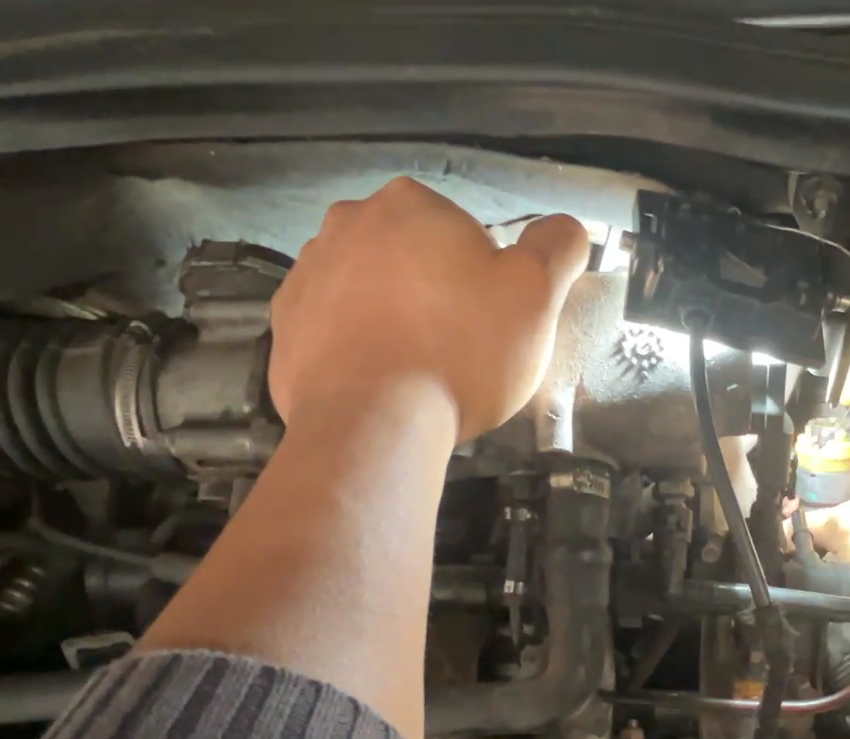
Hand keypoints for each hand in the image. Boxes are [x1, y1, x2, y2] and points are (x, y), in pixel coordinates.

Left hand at [267, 177, 589, 441]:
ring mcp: (308, 271)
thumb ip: (558, 248)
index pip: (465, 235)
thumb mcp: (537, 295)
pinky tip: (381, 380)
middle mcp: (349, 221)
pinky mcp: (285, 324)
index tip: (489, 324)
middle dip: (435, 293)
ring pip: (371, 289)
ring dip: (395, 317)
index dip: (485, 281)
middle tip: (458, 350)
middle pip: (413, 258)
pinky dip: (357, 345)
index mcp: (412, 204)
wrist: (374, 423)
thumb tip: (564, 227)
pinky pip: (335, 326)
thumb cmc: (463, 352)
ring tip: (417, 371)